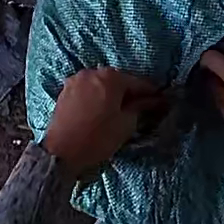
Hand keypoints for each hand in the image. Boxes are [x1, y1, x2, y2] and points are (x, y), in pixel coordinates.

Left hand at [42, 69, 164, 179]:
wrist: (62, 151)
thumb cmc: (97, 137)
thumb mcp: (126, 124)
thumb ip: (140, 107)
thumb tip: (153, 100)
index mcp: (110, 77)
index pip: (138, 83)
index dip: (152, 93)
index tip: (162, 101)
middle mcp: (92, 72)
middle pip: (118, 80)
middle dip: (130, 92)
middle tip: (142, 107)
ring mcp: (76, 80)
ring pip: (101, 84)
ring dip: (112, 94)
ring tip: (121, 110)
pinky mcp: (65, 91)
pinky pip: (88, 90)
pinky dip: (97, 96)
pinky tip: (102, 110)